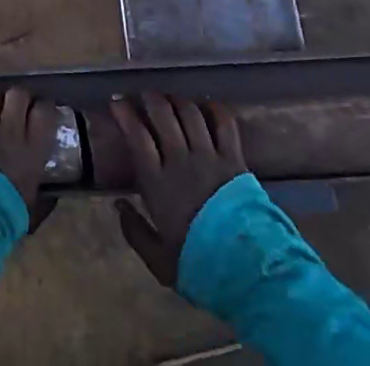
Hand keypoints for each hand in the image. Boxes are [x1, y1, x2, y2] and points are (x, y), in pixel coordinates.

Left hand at [0, 88, 60, 206]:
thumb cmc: (4, 213)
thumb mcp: (32, 206)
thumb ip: (44, 197)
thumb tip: (52, 195)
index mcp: (33, 149)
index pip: (44, 112)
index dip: (44, 106)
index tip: (42, 109)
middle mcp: (10, 129)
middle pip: (18, 95)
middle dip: (18, 98)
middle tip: (15, 107)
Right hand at [110, 94, 246, 287]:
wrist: (252, 274)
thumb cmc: (201, 265)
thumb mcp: (159, 259)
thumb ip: (134, 230)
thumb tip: (117, 205)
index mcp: (157, 182)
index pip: (136, 135)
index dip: (124, 113)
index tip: (116, 102)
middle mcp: (180, 161)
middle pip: (162, 114)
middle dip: (150, 98)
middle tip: (143, 95)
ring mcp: (210, 158)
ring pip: (190, 113)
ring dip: (177, 100)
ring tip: (170, 98)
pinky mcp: (235, 161)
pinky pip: (225, 124)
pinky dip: (215, 109)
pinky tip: (206, 105)